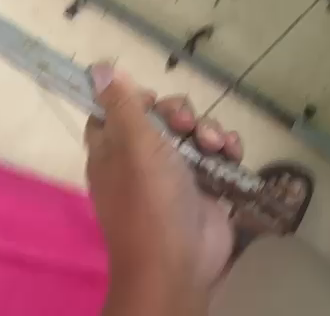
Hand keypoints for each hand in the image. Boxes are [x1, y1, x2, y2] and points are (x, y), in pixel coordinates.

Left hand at [84, 63, 244, 315]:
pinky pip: (217, 152)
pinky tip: (231, 153)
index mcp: (113, 152)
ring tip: (215, 145)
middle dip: (180, 112)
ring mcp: (175, 174)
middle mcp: (141, 160)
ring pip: (193, 131)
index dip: (131, 100)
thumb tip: (98, 68)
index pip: (113, 113)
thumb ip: (121, 103)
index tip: (148, 99)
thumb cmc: (150, 199)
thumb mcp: (134, 143)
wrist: (180, 262)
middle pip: (160, 116)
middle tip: (185, 125)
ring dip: (209, 129)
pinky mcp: (204, 185)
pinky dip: (226, 148)